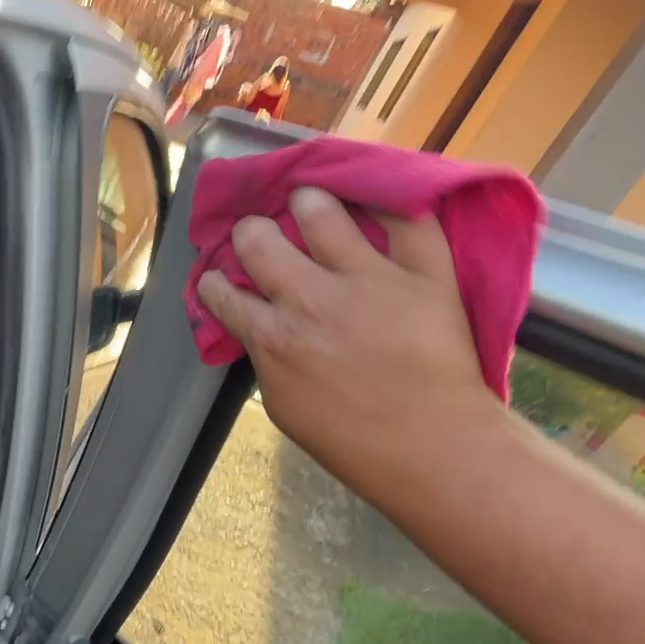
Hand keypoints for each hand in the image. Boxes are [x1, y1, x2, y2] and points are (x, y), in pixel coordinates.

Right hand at [196, 186, 506, 508]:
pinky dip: (388, 205)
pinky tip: (374, 200)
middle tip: (258, 233)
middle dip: (250, 233)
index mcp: (272, 336)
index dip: (215, 281)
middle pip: (260, 241)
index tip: (219, 278)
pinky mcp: (424, 273)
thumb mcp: (281, 403)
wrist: (429, 443)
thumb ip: (266, 357)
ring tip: (309, 201)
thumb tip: (263, 331)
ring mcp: (370, 280)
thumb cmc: (346, 437)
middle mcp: (312, 298)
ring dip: (308, 204)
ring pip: (324, 215)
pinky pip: (407, 220)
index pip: (224, 293)